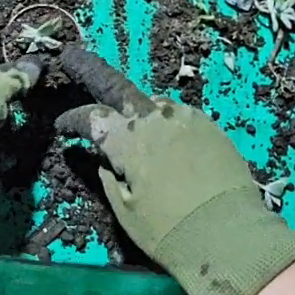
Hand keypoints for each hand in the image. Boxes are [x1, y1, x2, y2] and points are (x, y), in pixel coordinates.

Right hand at [56, 48, 294, 294]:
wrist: (232, 237)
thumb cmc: (168, 231)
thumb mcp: (125, 210)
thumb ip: (110, 177)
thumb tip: (105, 160)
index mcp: (127, 139)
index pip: (91, 118)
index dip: (72, 121)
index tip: (62, 127)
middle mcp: (154, 118)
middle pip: (115, 86)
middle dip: (90, 71)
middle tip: (72, 56)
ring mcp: (185, 118)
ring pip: (151, 104)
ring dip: (136, 110)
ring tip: (130, 121)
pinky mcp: (210, 126)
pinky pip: (178, 116)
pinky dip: (164, 123)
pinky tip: (165, 139)